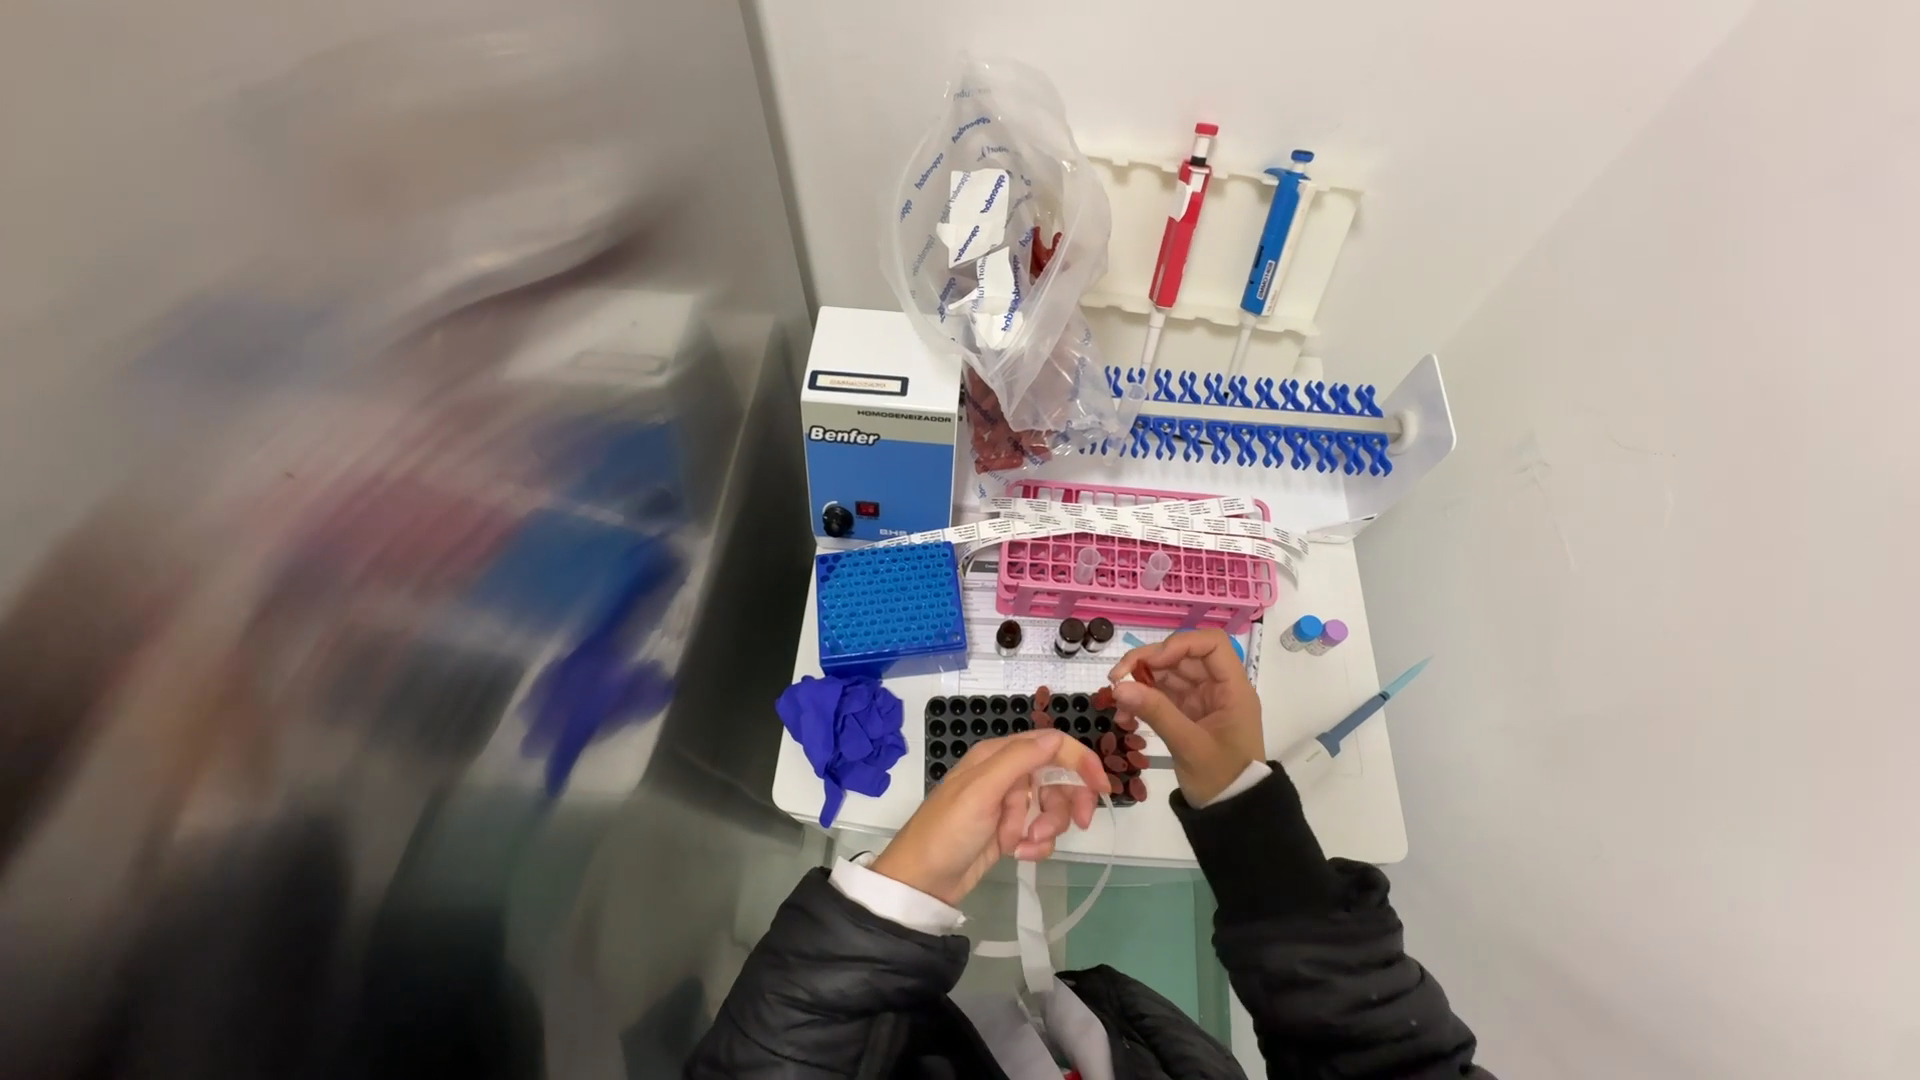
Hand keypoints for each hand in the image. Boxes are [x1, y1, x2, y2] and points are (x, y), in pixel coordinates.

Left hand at [871, 730, 1107, 906]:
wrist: (923, 881)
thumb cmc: (948, 830)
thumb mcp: (982, 791)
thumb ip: (1019, 760)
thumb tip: (1056, 738)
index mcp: (998, 755)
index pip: (1051, 745)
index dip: (1081, 762)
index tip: (1102, 787)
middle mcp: (1006, 774)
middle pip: (1058, 777)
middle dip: (1068, 802)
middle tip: (1080, 824)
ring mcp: (1009, 805)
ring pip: (1052, 807)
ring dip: (1049, 828)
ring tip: (1027, 845)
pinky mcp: (1010, 832)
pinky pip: (1040, 832)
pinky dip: (1037, 845)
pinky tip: (1019, 855)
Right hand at [1109, 629, 1264, 804]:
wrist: (1233, 814)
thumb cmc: (1222, 779)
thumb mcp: (1189, 746)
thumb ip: (1156, 712)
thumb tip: (1119, 686)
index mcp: (1233, 689)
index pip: (1210, 644)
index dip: (1178, 644)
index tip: (1149, 662)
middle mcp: (1218, 688)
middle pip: (1182, 656)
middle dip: (1148, 662)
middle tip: (1117, 678)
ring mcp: (1202, 700)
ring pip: (1168, 674)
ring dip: (1140, 681)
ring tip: (1117, 699)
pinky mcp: (1188, 714)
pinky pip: (1162, 695)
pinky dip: (1142, 699)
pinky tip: (1125, 714)